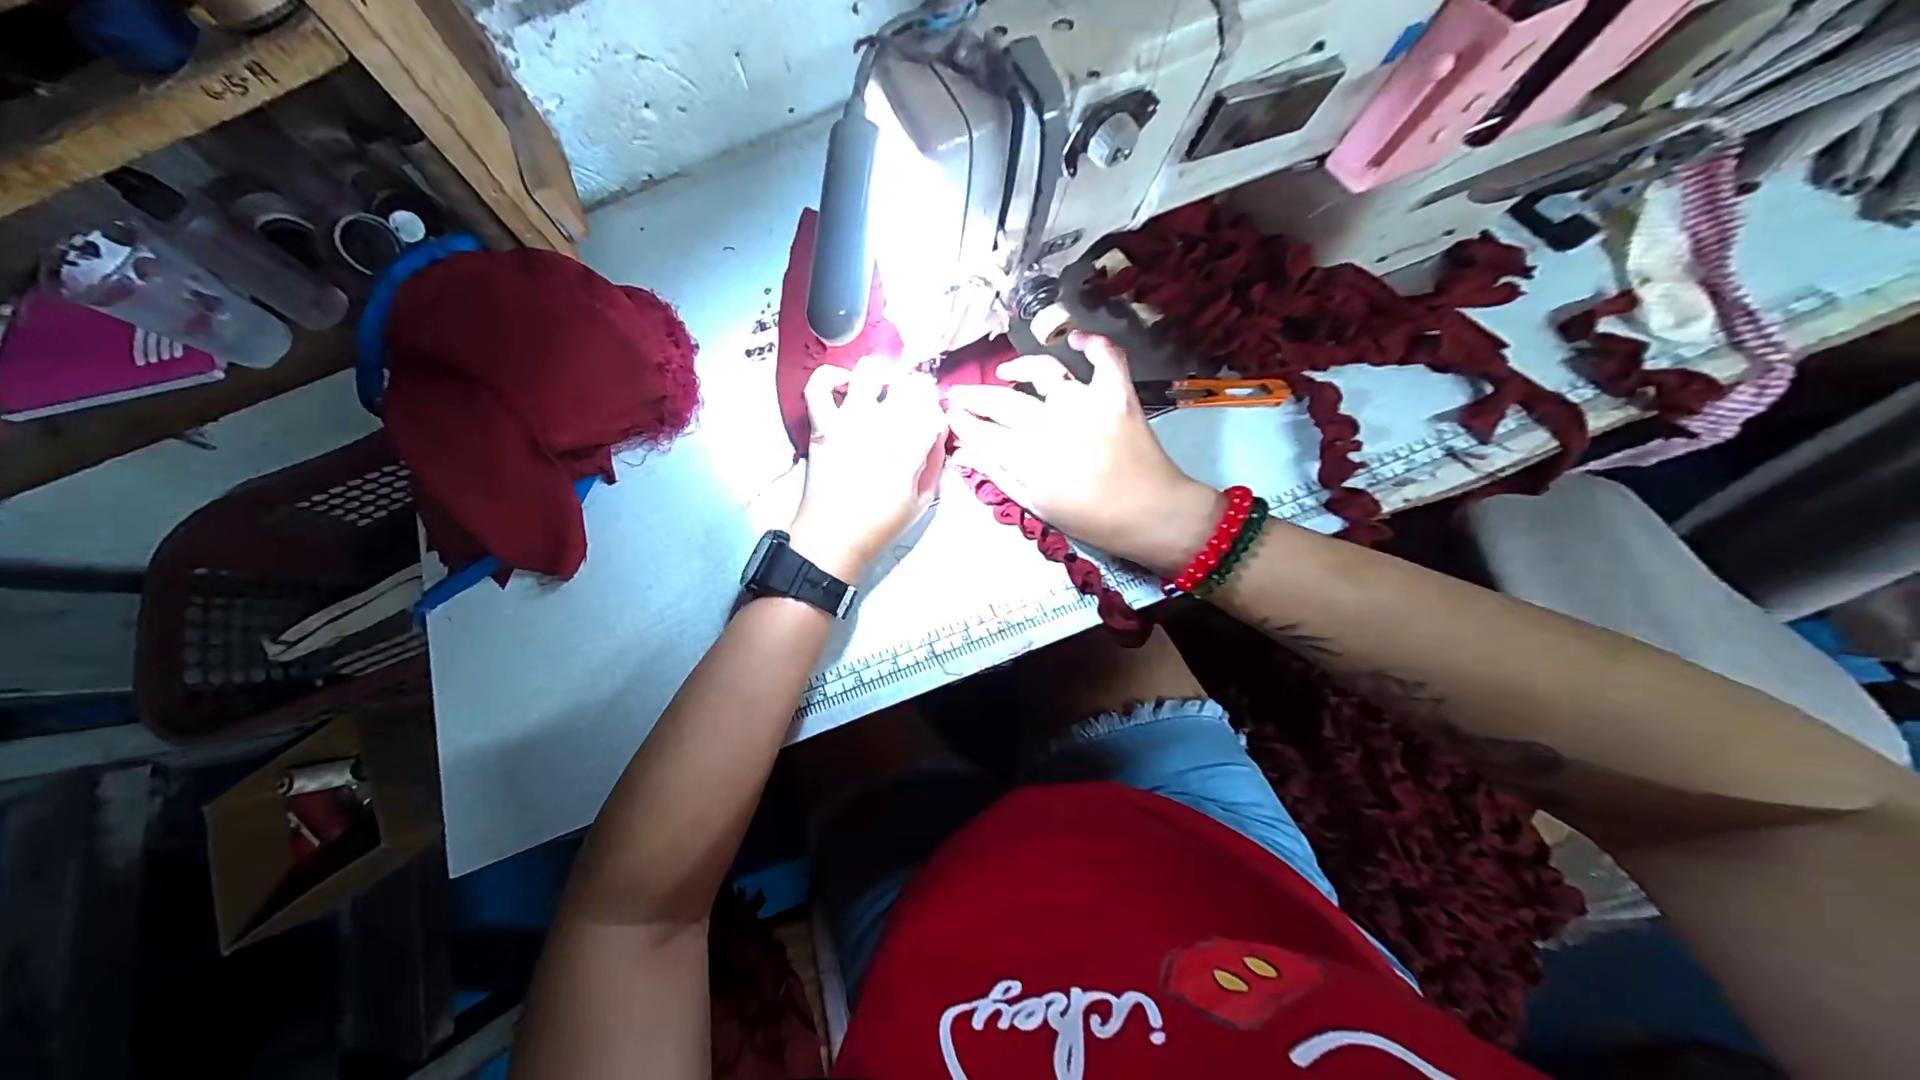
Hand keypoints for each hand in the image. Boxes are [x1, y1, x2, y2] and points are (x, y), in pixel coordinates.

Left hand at [789, 355, 947, 580]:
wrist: (833, 538)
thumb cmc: (878, 524)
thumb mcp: (923, 500)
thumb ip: (936, 462)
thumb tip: (939, 434)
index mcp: (912, 447)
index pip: (934, 407)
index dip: (937, 410)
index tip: (934, 421)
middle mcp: (882, 425)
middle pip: (908, 382)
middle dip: (917, 387)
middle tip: (914, 400)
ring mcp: (849, 421)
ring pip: (870, 371)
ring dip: (883, 373)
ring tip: (885, 385)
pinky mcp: (823, 424)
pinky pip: (820, 385)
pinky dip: (831, 377)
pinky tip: (845, 384)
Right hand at [946, 332, 1221, 576]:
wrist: (1153, 514)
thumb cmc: (1093, 519)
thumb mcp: (1038, 506)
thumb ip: (1000, 475)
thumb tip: (964, 454)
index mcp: (1030, 457)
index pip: (983, 432)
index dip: (963, 422)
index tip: (950, 415)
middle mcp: (1052, 423)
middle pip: (1003, 402)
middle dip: (974, 397)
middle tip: (959, 394)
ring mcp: (1086, 404)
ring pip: (1044, 372)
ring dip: (1019, 367)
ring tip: (1006, 372)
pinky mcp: (1116, 393)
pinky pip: (1105, 357)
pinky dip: (1092, 343)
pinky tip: (1076, 341)